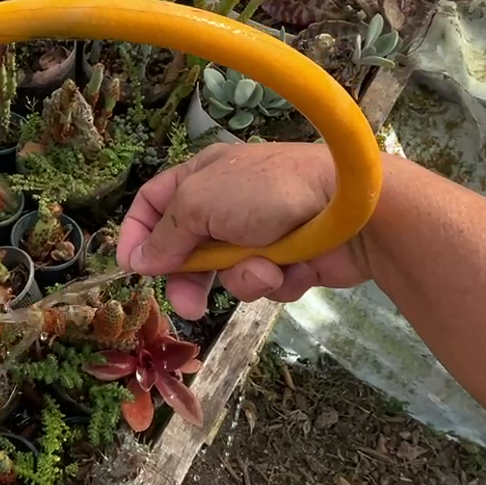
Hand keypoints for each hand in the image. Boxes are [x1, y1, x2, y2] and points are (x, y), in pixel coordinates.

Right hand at [117, 143, 371, 317]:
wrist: (353, 209)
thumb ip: (165, 235)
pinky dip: (276, 279)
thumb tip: (138, 260)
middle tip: (189, 307)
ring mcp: (259, 232)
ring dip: (243, 277)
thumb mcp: (199, 203)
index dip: (137, 235)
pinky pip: (264, 281)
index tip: (131, 268)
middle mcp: (225, 204)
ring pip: (227, 272)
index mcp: (200, 177)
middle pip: (187, 248)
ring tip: (266, 269)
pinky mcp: (289, 258)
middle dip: (190, 279)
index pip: (152, 205)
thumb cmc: (267, 192)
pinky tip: (295, 268)